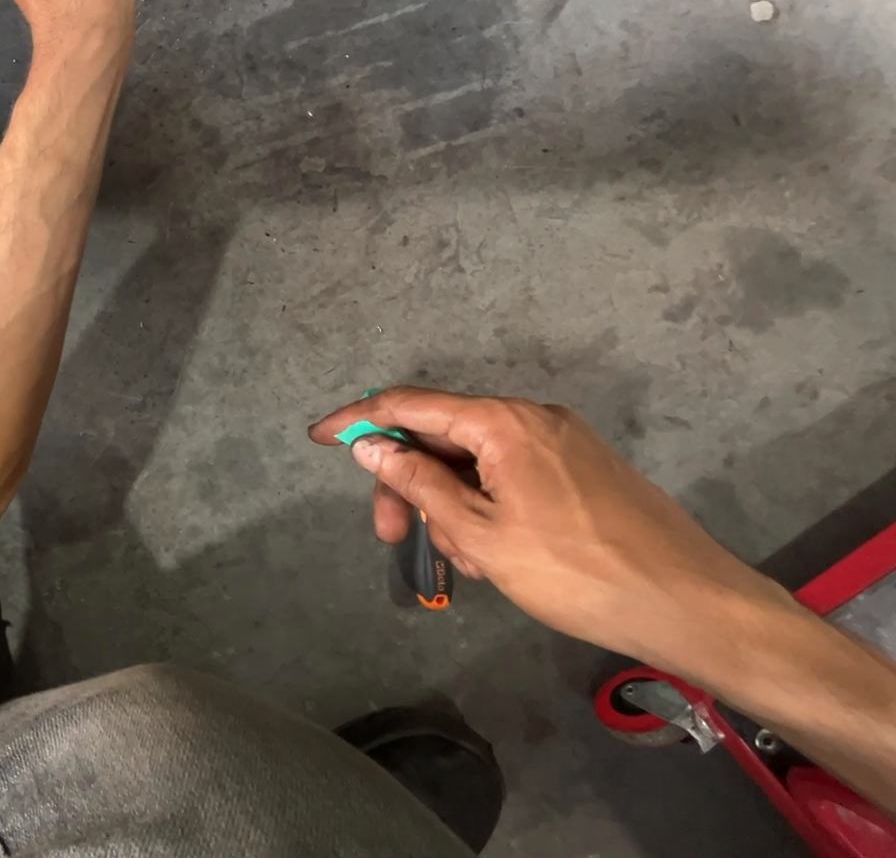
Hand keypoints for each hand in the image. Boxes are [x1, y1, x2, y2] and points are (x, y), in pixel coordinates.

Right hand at [308, 387, 793, 670]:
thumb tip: (370, 445)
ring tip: (463, 560)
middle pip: (438, 437)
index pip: (407, 405)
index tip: (318, 437)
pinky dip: (481, 507)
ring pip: (470, 463)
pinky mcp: (577, 470)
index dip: (356, 420)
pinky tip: (490, 553)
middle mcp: (529, 419)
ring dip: (447, 505)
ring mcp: (558, 443)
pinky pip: (504, 476)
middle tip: (388, 534)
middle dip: (407, 485)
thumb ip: (415, 481)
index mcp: (502, 423)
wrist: (699, 612)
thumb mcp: (477, 531)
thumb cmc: (576, 571)